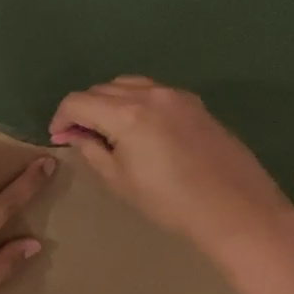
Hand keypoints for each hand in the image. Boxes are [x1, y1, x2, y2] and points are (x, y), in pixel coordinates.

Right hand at [49, 76, 293, 254]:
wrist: (235, 209)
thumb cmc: (168, 201)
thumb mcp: (117, 179)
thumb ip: (92, 149)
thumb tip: (76, 134)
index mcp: (126, 114)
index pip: (77, 101)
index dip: (60, 118)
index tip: (59, 138)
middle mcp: (151, 95)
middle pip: (101, 89)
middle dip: (83, 109)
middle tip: (80, 137)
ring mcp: (177, 96)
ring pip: (128, 85)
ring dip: (108, 102)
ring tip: (108, 130)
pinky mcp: (196, 105)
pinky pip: (153, 92)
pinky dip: (134, 102)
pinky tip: (138, 129)